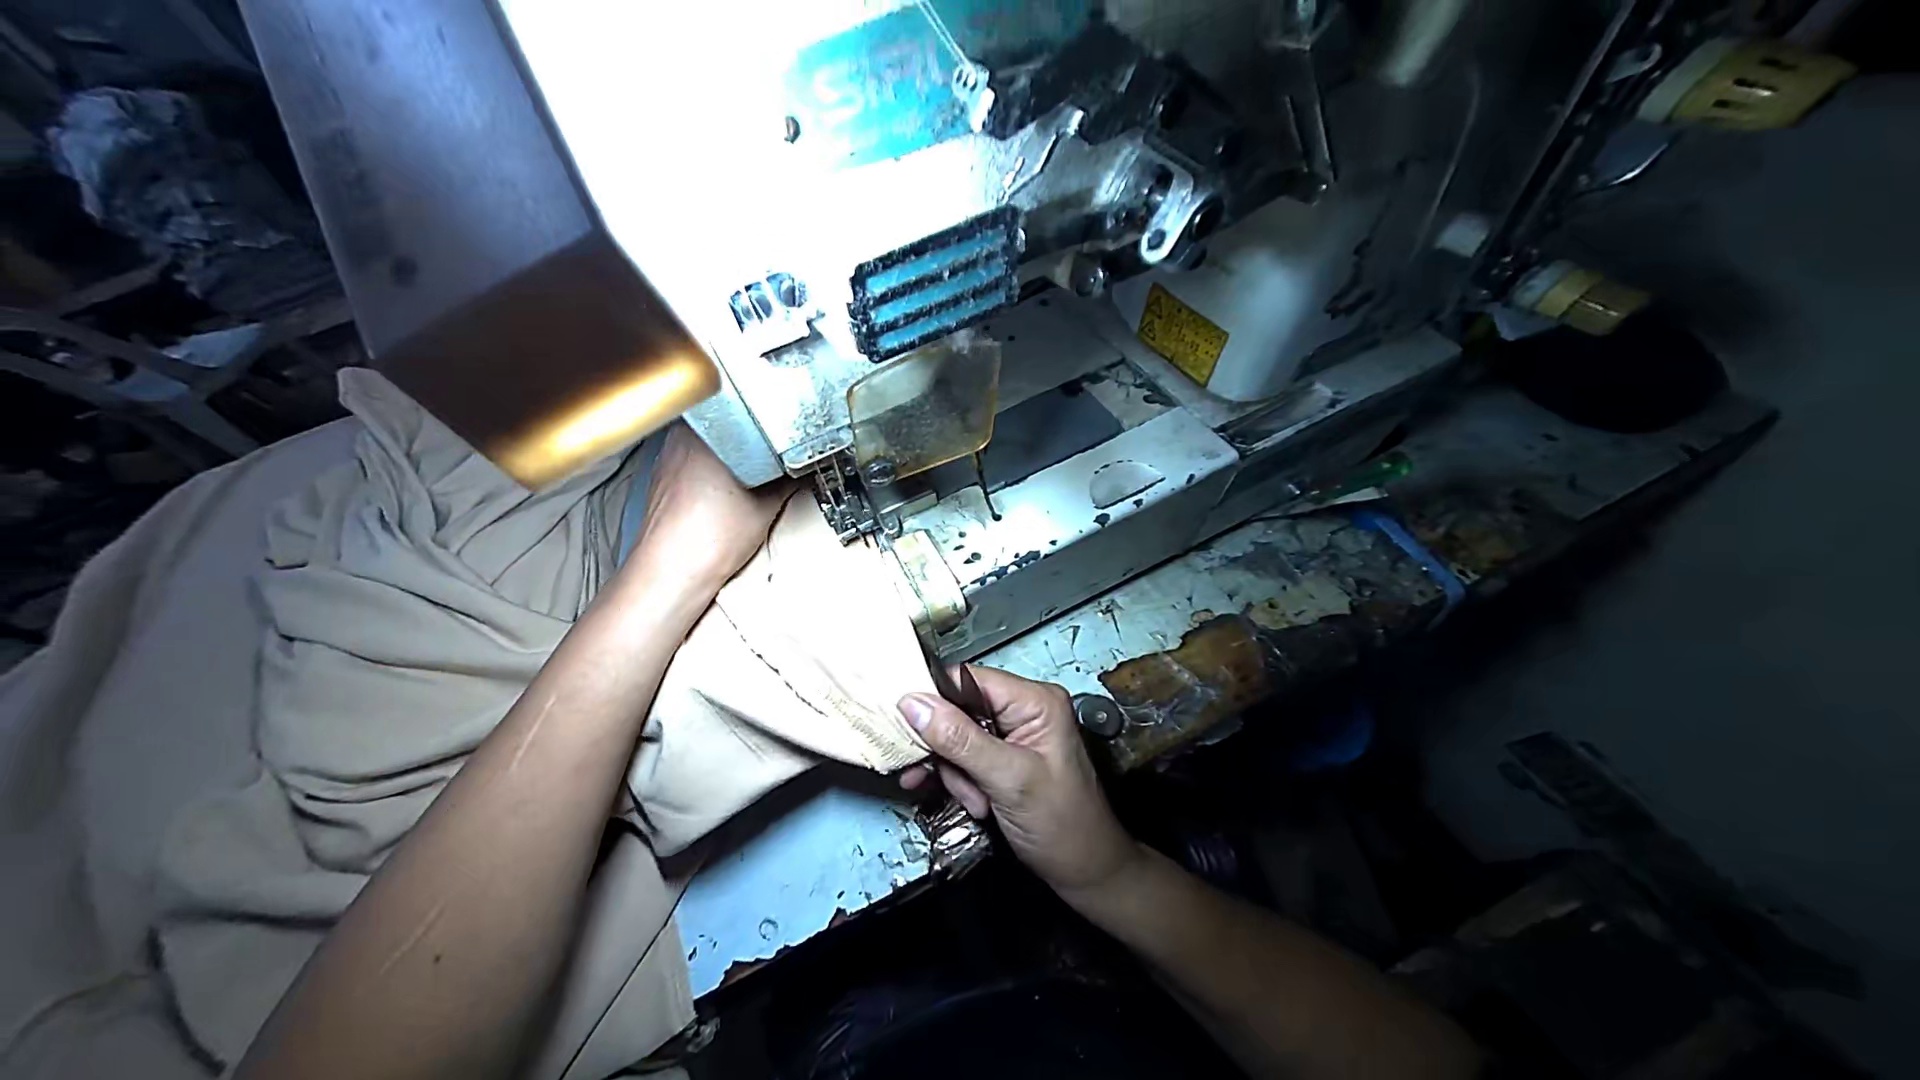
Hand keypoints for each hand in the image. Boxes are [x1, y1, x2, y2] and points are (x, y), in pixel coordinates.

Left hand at [631, 424, 786, 588]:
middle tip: (774, 452)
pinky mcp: (663, 475)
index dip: (770, 417)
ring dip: (731, 452)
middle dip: (752, 436)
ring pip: (711, 441)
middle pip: (728, 422)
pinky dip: (712, 468)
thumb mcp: (767, 506)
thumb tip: (802, 470)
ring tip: (751, 473)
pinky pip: (695, 460)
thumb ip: (789, 480)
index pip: (745, 407)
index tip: (785, 428)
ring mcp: (668, 455)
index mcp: (706, 430)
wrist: (672, 571)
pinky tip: (726, 490)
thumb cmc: (709, 539)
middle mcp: (681, 435)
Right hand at [898, 667, 1140, 894]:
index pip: (968, 680)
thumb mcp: (1008, 779)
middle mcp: (1023, 709)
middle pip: (958, 709)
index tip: (903, 723)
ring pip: (956, 737)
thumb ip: (960, 739)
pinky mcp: (1004, 758)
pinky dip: (961, 780)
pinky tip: (971, 803)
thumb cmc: (1063, 826)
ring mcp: (1014, 734)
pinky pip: (965, 757)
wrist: (1088, 874)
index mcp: (1034, 700)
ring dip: (954, 772)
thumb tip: (913, 703)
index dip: (933, 699)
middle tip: (935, 776)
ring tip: (973, 801)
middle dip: (945, 748)